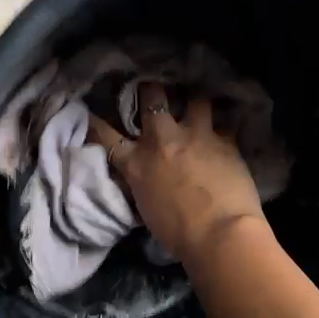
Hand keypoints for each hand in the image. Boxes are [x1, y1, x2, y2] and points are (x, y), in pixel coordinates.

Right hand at [88, 82, 267, 263]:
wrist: (218, 233)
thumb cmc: (177, 233)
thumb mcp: (146, 207)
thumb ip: (143, 183)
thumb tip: (145, 176)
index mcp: (137, 164)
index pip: (108, 137)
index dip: (97, 123)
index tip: (90, 112)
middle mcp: (163, 141)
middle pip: (153, 98)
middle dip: (151, 88)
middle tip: (153, 84)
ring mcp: (197, 136)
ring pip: (195, 98)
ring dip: (195, 99)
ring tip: (197, 99)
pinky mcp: (226, 141)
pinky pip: (226, 122)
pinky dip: (225, 124)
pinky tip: (228, 125)